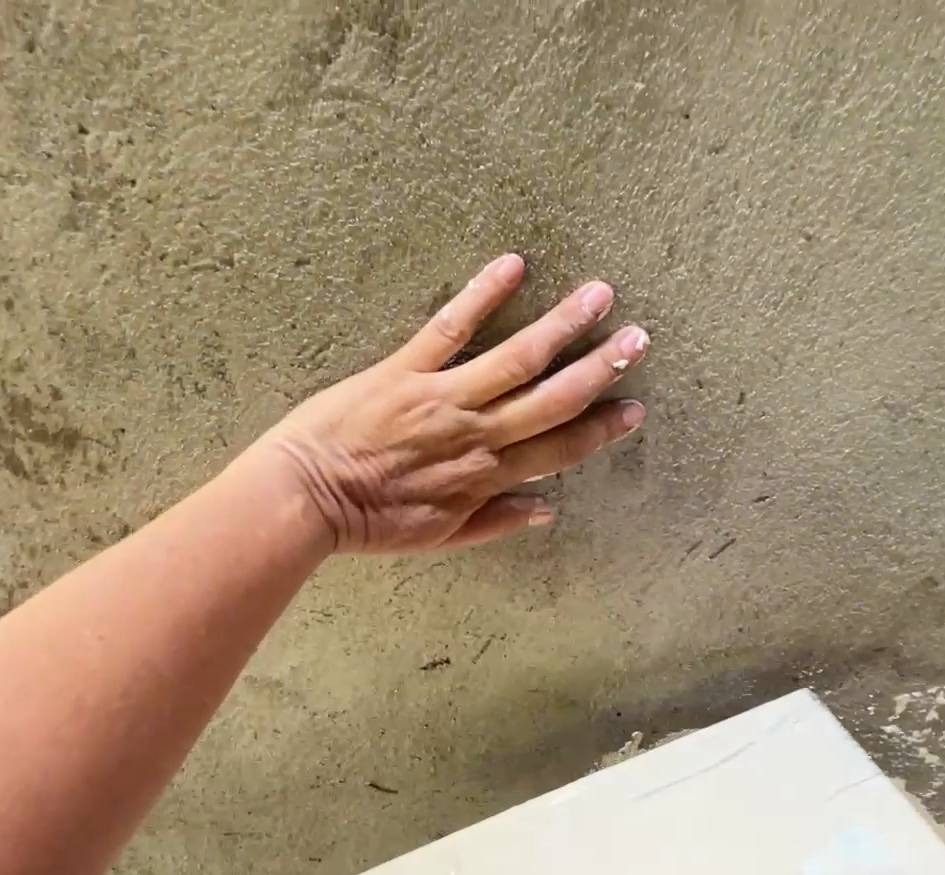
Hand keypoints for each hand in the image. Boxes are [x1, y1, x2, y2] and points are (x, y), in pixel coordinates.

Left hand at [249, 253, 647, 553]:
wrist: (306, 500)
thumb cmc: (369, 522)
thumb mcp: (437, 538)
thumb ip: (494, 523)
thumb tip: (545, 510)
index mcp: (484, 478)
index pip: (557, 451)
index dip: (599, 429)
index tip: (633, 409)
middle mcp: (475, 435)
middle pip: (551, 399)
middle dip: (600, 369)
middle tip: (638, 340)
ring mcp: (442, 399)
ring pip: (515, 359)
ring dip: (562, 326)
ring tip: (600, 296)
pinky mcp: (404, 370)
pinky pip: (449, 328)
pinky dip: (482, 296)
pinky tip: (513, 266)